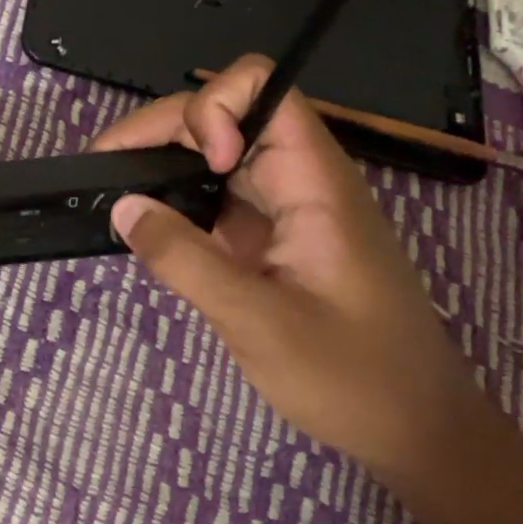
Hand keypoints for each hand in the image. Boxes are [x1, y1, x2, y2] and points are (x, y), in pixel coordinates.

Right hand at [92, 55, 483, 474]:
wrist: (416, 433)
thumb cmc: (353, 377)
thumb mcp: (260, 323)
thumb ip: (185, 260)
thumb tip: (121, 206)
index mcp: (313, 183)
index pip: (262, 90)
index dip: (213, 106)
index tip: (195, 165)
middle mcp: (296, 181)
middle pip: (224, 112)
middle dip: (161, 128)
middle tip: (105, 167)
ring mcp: (281, 209)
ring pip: (212, 152)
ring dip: (160, 159)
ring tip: (110, 189)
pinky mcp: (266, 238)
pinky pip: (212, 195)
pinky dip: (171, 197)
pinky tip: (142, 224)